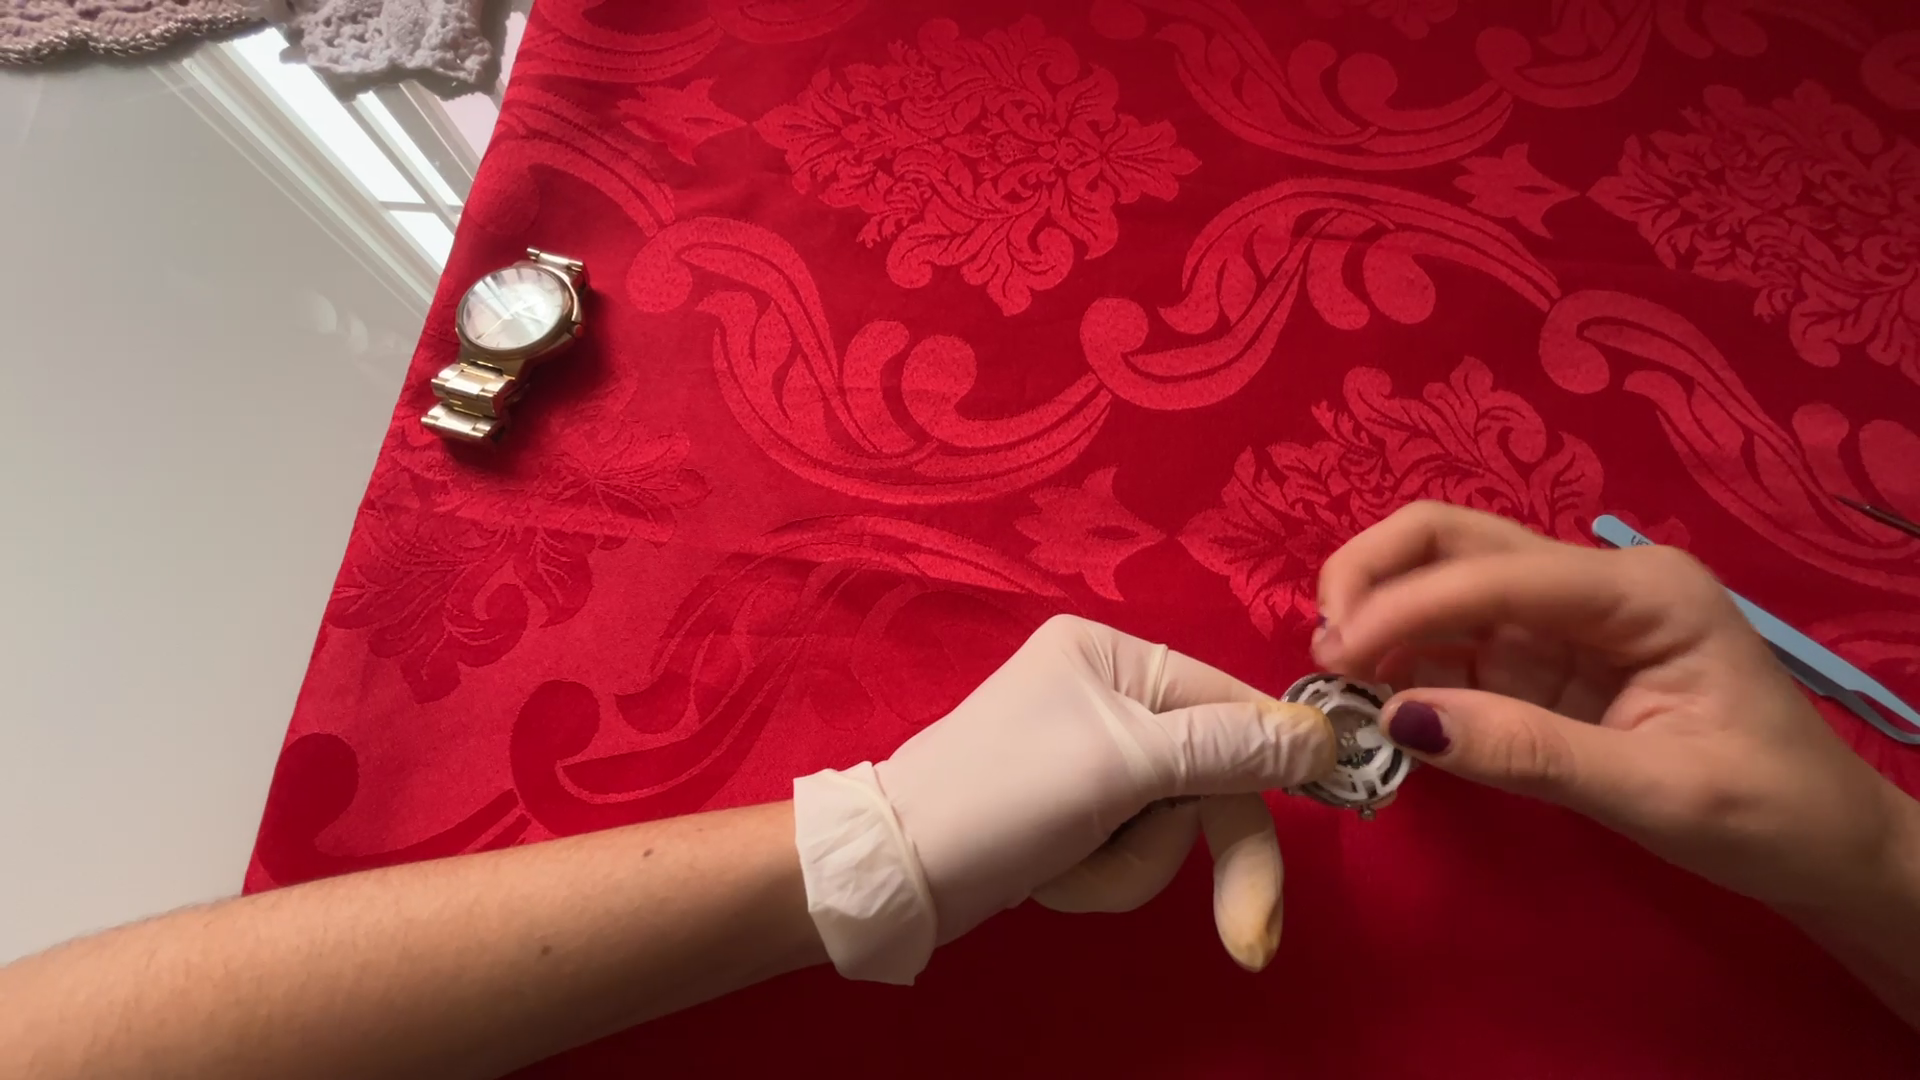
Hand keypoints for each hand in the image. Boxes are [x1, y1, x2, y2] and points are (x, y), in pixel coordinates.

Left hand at [794, 615, 1334, 981]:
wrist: (900, 869)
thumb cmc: (1005, 794)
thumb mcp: (1122, 763)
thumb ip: (1226, 748)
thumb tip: (1320, 733)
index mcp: (1108, 654)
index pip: (1224, 700)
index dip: (1272, 757)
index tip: (1329, 800)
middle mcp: (1102, 692)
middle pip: (1203, 770)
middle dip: (1202, 846)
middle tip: (1246, 936)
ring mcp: (1088, 753)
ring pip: (1168, 820)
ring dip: (1130, 861)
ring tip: (1069, 862)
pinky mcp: (1074, 806)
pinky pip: (1128, 845)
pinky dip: (1101, 872)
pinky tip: (1050, 872)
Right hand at [1311, 502, 1915, 913]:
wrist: (1821, 846)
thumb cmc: (1771, 814)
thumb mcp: (1664, 794)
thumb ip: (1529, 752)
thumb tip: (1397, 720)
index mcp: (1637, 592)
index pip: (1493, 571)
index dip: (1404, 604)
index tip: (1339, 657)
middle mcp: (1581, 580)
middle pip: (1443, 534)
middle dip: (1367, 572)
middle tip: (1326, 641)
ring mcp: (1542, 612)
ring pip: (1425, 571)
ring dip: (1366, 606)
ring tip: (1334, 668)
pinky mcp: (1515, 650)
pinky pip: (1430, 632)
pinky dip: (1385, 651)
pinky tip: (1366, 686)